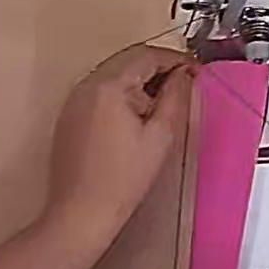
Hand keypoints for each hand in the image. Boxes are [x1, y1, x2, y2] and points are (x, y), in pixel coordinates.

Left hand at [48, 45, 195, 238]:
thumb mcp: (162, 135)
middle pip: (130, 57)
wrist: (81, 214)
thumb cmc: (124, 179)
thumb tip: (184, 74)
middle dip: (160, 64)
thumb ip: (176, 96)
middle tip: (185, 81)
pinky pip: (102, 86)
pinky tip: (139, 110)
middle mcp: (88, 85)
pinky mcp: (71, 113)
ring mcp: (76, 99)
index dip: (177, 59)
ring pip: (116, 69)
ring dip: (142, 75)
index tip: (196, 71)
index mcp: (110, 86)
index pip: (148, 55)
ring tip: (165, 97)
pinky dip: (124, 87)